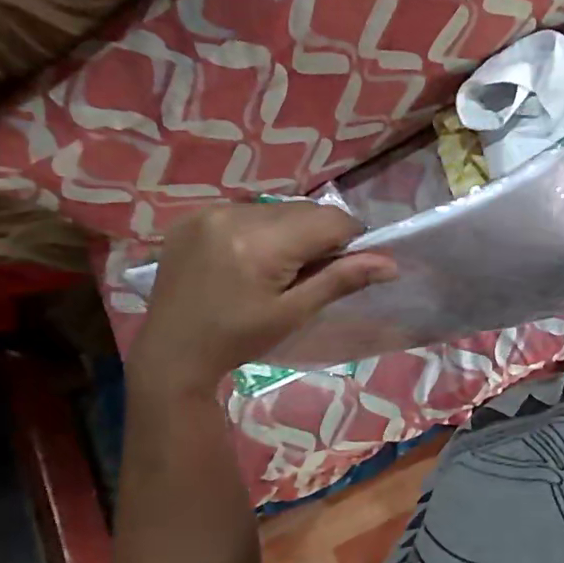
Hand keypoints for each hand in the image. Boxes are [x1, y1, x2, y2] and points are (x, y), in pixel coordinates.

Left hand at [127, 202, 396, 398]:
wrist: (172, 354)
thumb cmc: (239, 339)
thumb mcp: (294, 313)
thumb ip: (341, 280)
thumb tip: (391, 263)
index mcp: (261, 244)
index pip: (330, 219)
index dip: (350, 238)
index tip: (347, 265)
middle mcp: (235, 216)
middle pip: (304, 210)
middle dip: (319, 235)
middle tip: (310, 272)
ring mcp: (209, 212)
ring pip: (277, 208)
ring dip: (290, 230)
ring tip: (277, 267)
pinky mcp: (192, 216)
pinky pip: (246, 210)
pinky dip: (260, 228)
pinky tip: (248, 258)